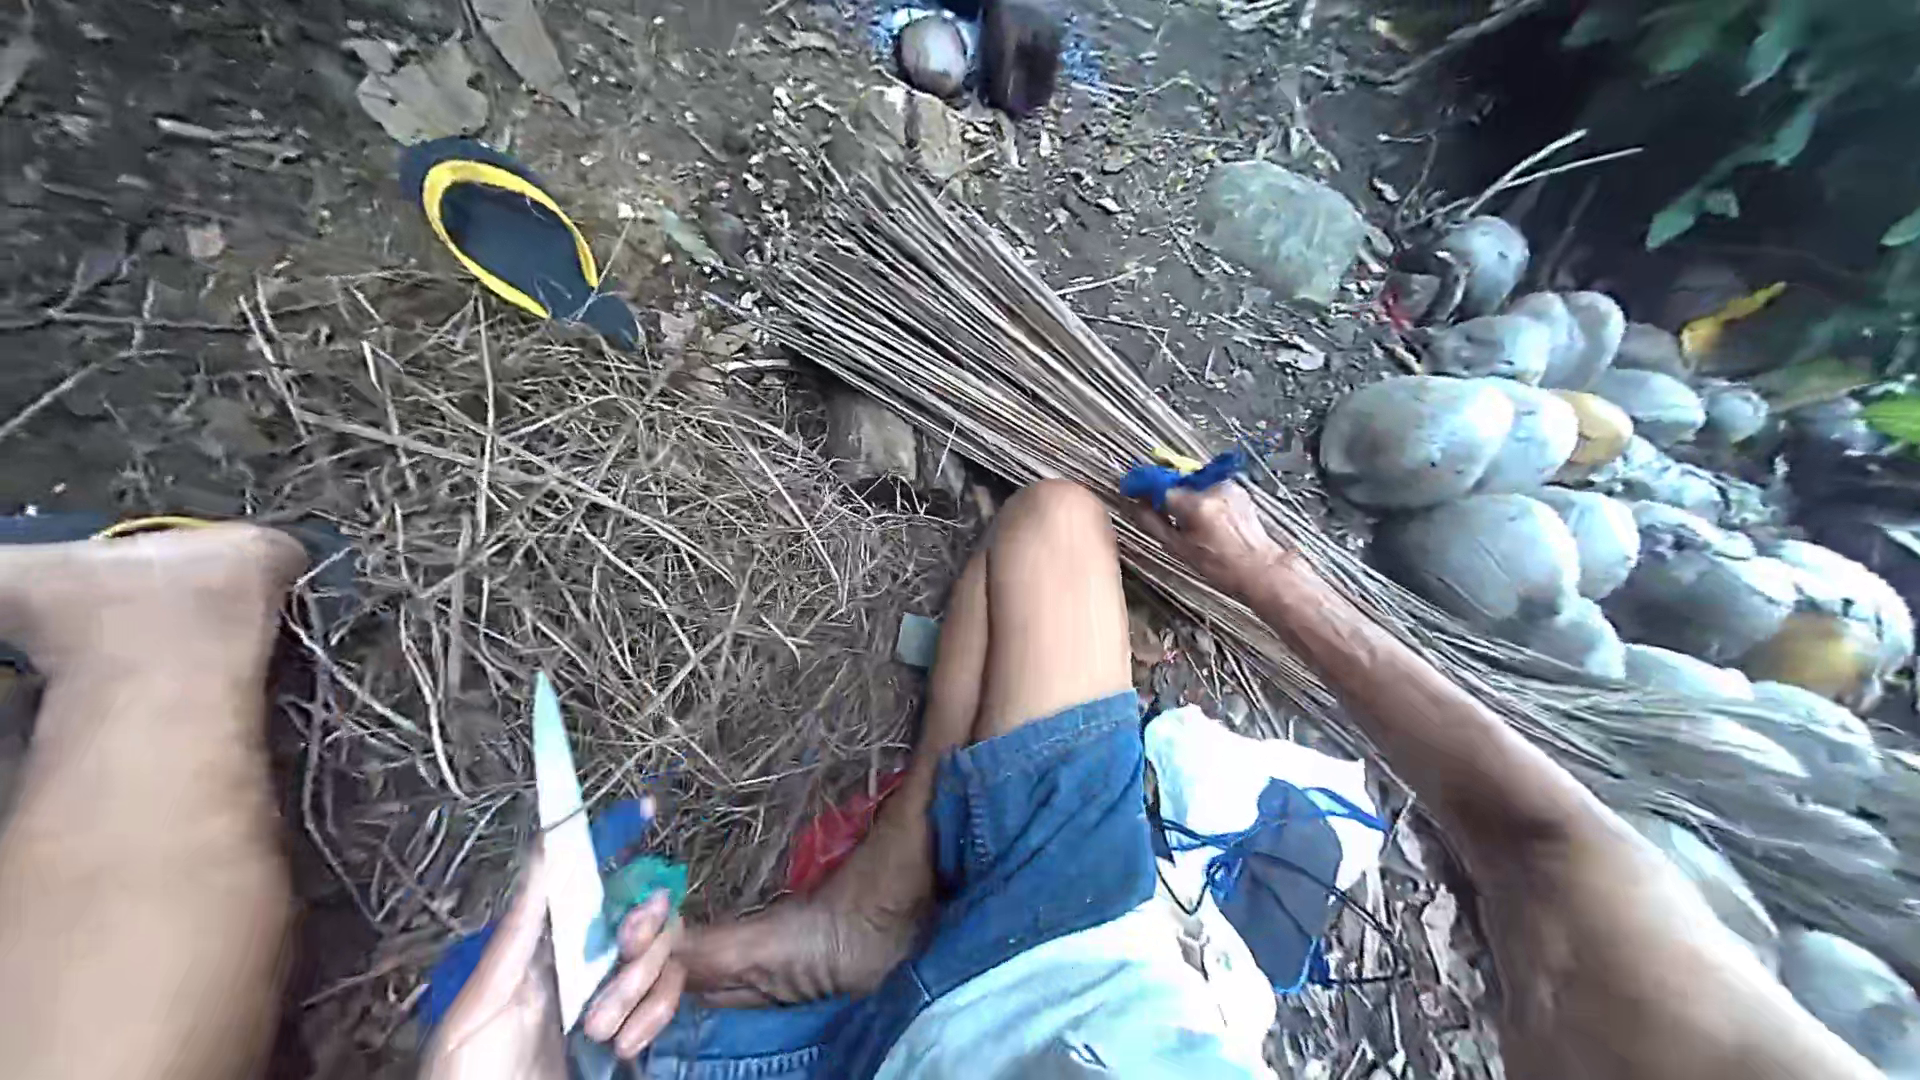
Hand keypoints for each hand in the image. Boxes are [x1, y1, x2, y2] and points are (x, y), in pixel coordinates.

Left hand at [419, 855, 686, 1079]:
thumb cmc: (473, 1079)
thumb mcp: (479, 1009)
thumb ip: (518, 934)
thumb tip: (544, 850)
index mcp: (546, 943)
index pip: (587, 877)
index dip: (615, 837)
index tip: (646, 808)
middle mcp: (588, 954)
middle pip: (642, 906)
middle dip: (644, 922)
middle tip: (627, 944)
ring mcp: (618, 986)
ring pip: (663, 946)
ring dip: (640, 982)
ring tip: (601, 1030)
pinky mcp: (640, 1019)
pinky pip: (671, 991)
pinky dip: (656, 1013)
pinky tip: (627, 1046)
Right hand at [1128, 482, 1298, 598]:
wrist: (1260, 568)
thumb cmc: (1221, 565)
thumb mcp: (1178, 548)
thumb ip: (1153, 522)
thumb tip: (1136, 506)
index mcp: (1195, 505)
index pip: (1159, 484)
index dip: (1142, 485)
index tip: (1132, 487)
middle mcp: (1211, 490)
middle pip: (1175, 479)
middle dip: (1163, 490)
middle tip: (1157, 507)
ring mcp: (1227, 487)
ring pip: (1192, 481)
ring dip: (1182, 493)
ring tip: (1185, 517)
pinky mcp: (1237, 489)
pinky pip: (1208, 485)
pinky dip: (1200, 495)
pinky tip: (1204, 517)